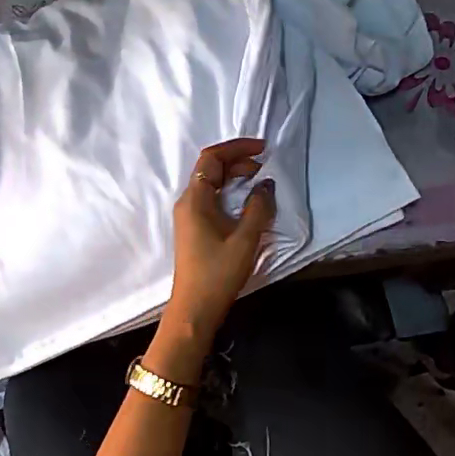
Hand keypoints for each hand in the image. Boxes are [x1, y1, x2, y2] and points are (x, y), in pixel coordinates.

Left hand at [163, 138, 276, 342]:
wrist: (194, 308)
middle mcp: (188, 202)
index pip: (212, 158)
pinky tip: (247, 201)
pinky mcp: (194, 229)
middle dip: (237, 160)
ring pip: (211, 184)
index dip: (236, 148)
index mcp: (195, 199)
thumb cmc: (218, 273)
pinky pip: (211, 199)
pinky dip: (229, 192)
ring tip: (259, 179)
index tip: (262, 148)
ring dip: (234, 176)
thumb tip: (266, 185)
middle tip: (264, 165)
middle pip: (210, 168)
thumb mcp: (245, 239)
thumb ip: (258, 208)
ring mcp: (189, 216)